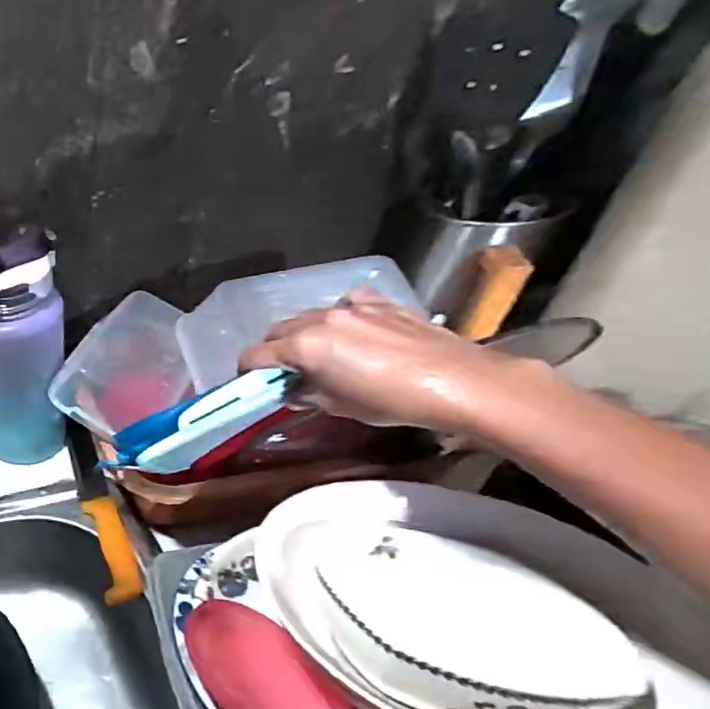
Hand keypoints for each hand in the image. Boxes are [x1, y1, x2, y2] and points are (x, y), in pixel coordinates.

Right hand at [238, 287, 547, 434]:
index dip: (248, 372)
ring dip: (305, 334)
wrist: (461, 382)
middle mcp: (319, 319)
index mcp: (303, 346)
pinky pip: (347, 303)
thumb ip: (307, 392)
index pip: (254, 355)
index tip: (254, 385)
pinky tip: (356, 331)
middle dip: (274, 351)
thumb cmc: (392, 401)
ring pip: (309, 316)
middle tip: (288, 373)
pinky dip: (341, 315)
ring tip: (324, 354)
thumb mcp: (339, 405)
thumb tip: (293, 389)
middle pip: (277, 331)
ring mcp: (351, 306)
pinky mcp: (380, 302)